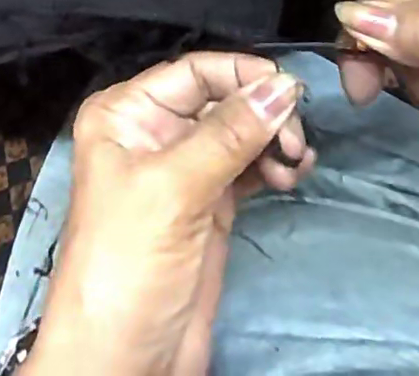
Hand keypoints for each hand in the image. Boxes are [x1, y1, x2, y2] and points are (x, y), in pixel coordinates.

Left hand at [23, 53, 311, 375]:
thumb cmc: (129, 262)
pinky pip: (249, 165)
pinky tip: (293, 174)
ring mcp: (184, 167)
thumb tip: (284, 85)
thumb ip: (231, 134)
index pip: (192, 72)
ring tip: (296, 162)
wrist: (121, 365)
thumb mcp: (175, 189)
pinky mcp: (210, 200)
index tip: (288, 87)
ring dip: (274, 139)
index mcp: (127, 113)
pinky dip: (274, 163)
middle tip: (296, 137)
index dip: (241, 73)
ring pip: (241, 131)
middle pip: (221, 99)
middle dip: (262, 112)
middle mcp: (154, 131)